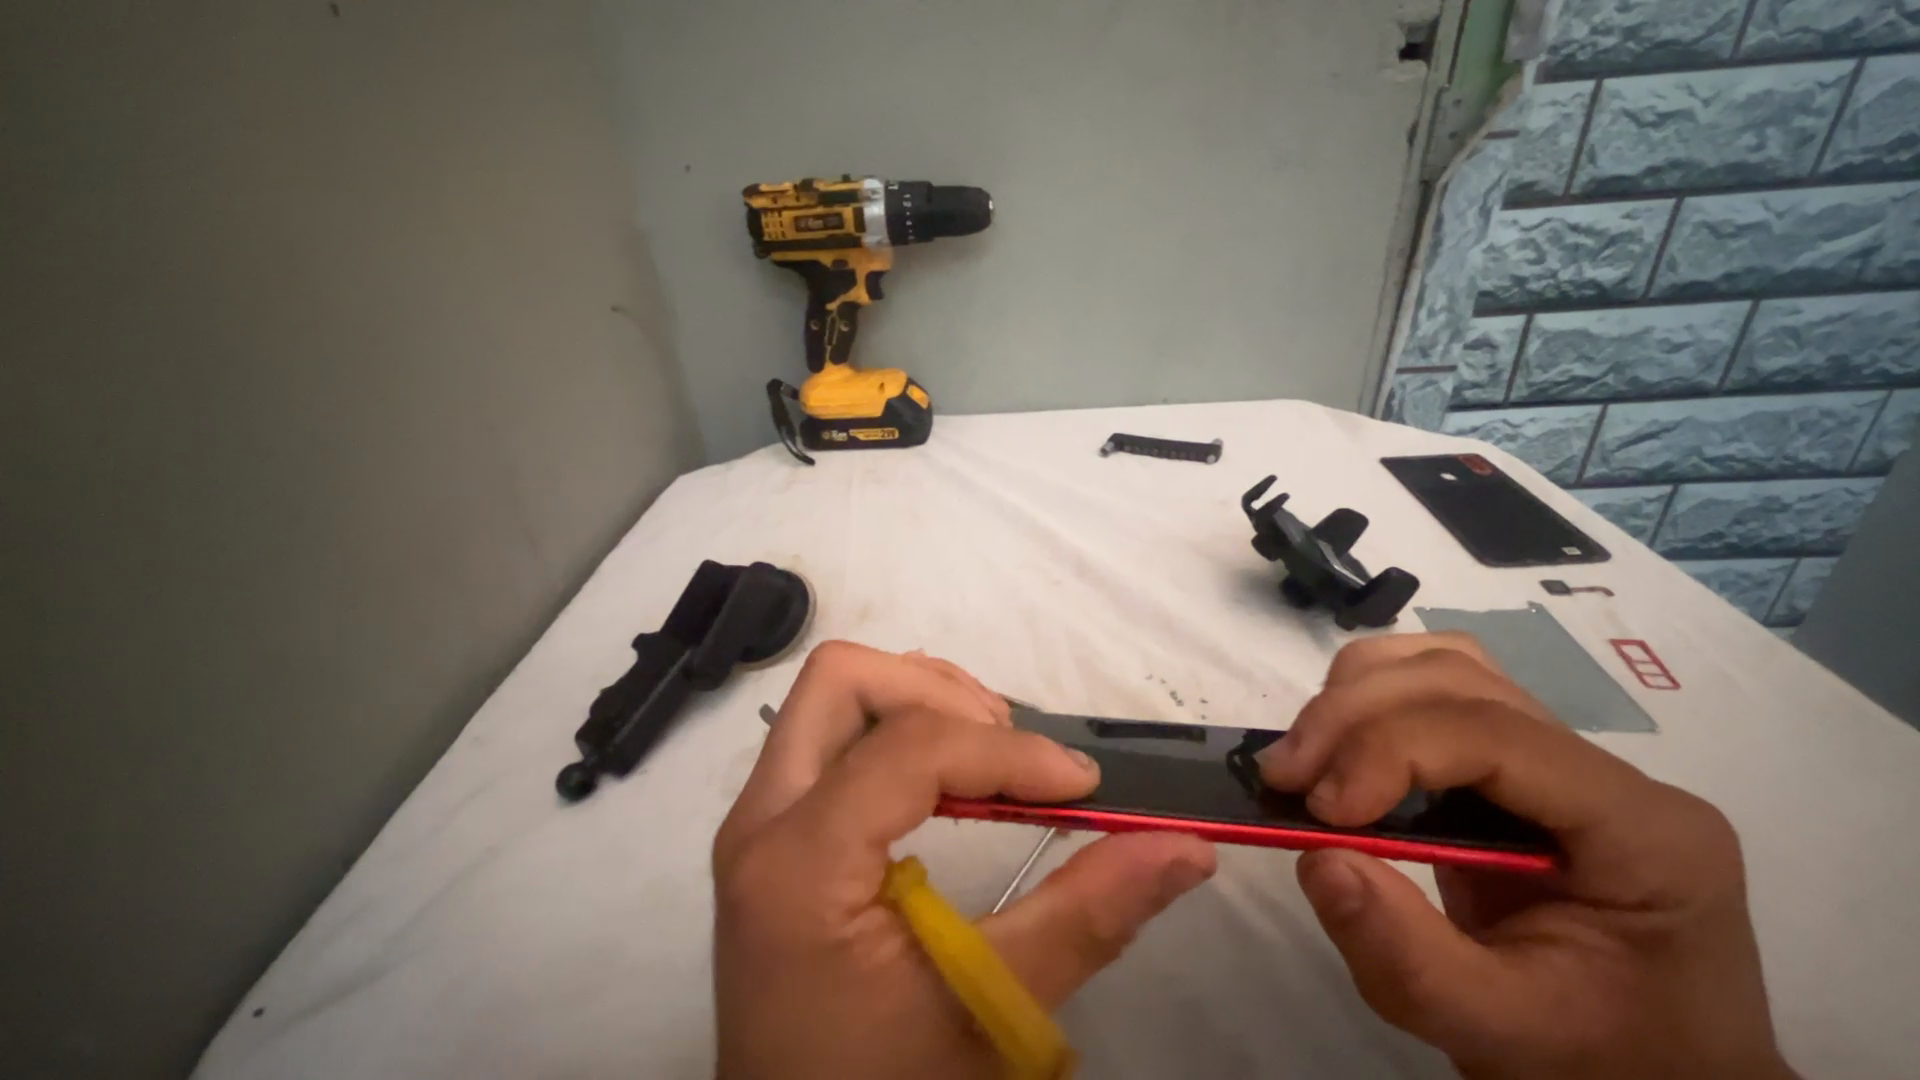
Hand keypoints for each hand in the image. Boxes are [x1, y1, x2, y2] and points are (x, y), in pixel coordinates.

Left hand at [712, 641, 1216, 1079]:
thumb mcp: (991, 1012)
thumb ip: (1087, 915)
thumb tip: (1186, 845)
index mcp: (799, 864)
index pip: (910, 747)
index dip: (1011, 752)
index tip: (1086, 785)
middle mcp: (761, 822)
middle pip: (843, 680)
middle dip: (940, 693)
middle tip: (1014, 753)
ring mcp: (757, 825)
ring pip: (834, 698)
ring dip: (920, 702)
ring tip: (993, 759)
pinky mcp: (772, 837)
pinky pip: (830, 738)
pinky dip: (898, 731)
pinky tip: (950, 780)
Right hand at [1260, 633, 1792, 1079]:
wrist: (1643, 1077)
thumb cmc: (1591, 1060)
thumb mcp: (1498, 1032)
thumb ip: (1406, 957)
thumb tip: (1316, 856)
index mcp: (1643, 830)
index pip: (1497, 735)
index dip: (1390, 749)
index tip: (1319, 811)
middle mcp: (1610, 772)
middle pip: (1462, 680)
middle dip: (1355, 716)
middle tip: (1285, 778)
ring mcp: (1562, 759)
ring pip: (1444, 666)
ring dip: (1356, 696)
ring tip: (1305, 762)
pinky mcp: (1515, 765)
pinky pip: (1436, 691)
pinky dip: (1369, 702)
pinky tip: (1338, 751)